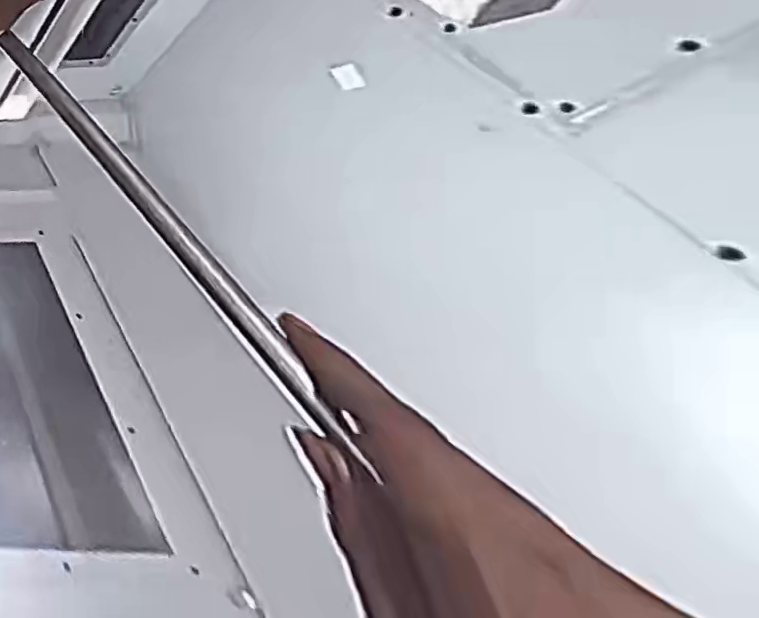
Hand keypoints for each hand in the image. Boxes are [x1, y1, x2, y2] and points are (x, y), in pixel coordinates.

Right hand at [281, 315, 688, 617]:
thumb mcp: (399, 610)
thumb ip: (360, 528)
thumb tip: (324, 452)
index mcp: (469, 532)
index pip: (387, 419)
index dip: (332, 365)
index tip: (298, 332)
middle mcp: (540, 536)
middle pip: (429, 446)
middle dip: (368, 417)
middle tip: (316, 387)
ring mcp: (595, 562)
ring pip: (477, 476)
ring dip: (417, 462)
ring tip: (375, 474)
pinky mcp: (624, 583)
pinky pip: (524, 510)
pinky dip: (469, 494)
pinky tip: (445, 513)